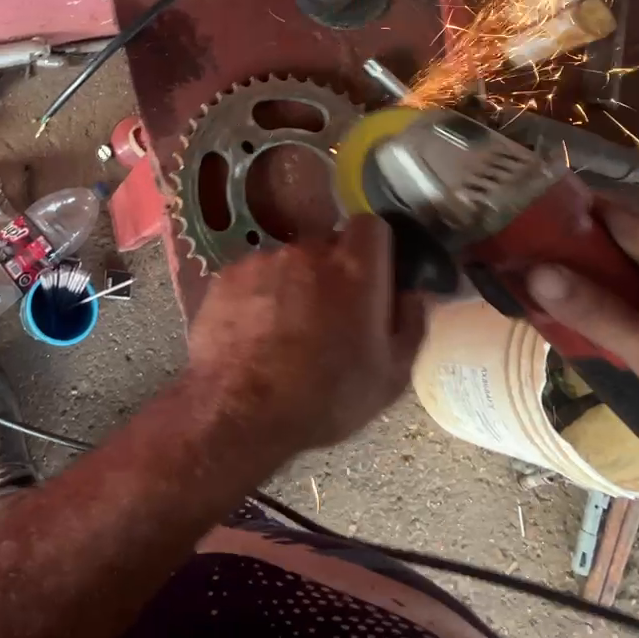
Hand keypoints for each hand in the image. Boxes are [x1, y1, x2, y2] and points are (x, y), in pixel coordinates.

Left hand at [186, 214, 424, 453]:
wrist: (239, 411)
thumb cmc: (325, 398)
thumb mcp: (390, 375)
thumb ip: (409, 322)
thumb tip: (412, 293)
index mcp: (354, 269)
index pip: (371, 226)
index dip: (375, 248)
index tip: (373, 276)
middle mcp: (306, 252)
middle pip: (327, 246)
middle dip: (332, 272)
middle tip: (330, 315)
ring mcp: (261, 260)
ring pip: (287, 262)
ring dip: (293, 284)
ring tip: (286, 331)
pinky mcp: (226, 275)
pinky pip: (253, 276)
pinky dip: (258, 295)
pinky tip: (255, 332)